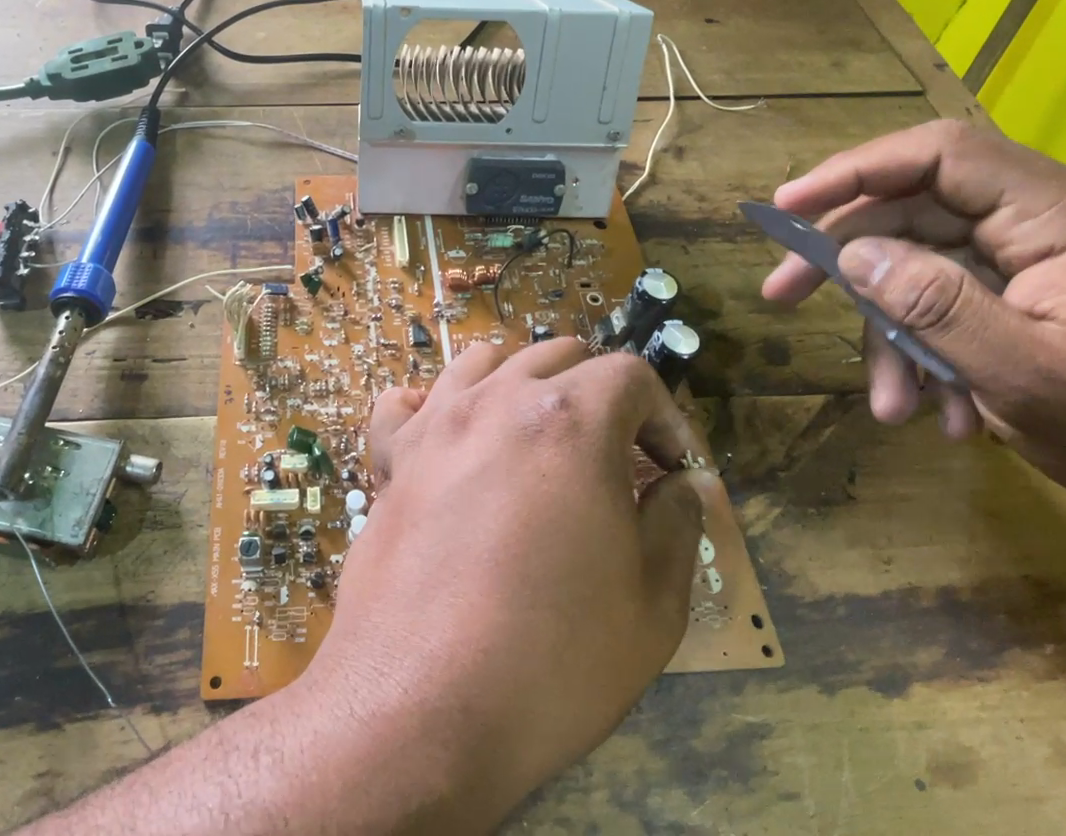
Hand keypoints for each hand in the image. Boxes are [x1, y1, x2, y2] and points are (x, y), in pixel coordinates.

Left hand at [295, 339, 723, 823]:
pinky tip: (452, 445)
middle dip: (599, 395)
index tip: (671, 472)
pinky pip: (406, 403)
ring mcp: (432, 427)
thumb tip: (677, 484)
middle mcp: (495, 402)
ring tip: (538, 445)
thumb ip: (675, 522)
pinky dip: (435, 406)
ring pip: (482, 362)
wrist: (417, 708)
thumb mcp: (653, 603)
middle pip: (557, 356)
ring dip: (522, 387)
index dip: (665, 418)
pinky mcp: (388, 463)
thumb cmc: (551, 660)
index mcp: (570, 421)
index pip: (631, 375)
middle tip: (615, 462)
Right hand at [760, 119, 1065, 534]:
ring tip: (894, 410)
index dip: (853, 171)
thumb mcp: (1029, 375)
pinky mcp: (1060, 302)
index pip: (942, 155)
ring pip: (940, 273)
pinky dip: (945, 356)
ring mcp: (1060, 265)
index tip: (785, 207)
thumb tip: (850, 251)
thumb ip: (934, 306)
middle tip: (782, 300)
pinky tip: (946, 415)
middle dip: (852, 266)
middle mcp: (1059, 225)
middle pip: (924, 215)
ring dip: (902, 336)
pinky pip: (974, 310)